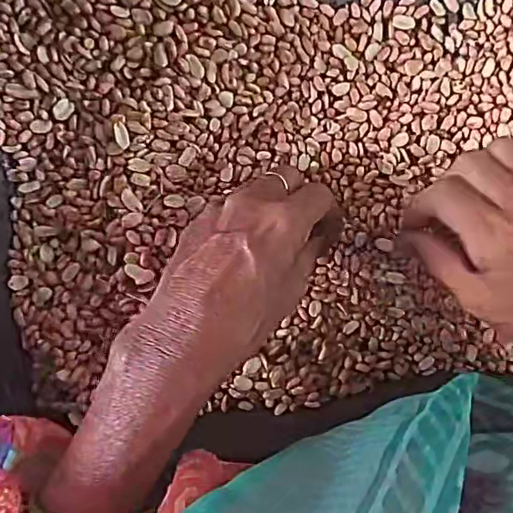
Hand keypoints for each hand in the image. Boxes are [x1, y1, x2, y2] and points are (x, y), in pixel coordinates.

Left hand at [117, 166, 341, 399]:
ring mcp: (220, 210)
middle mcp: (250, 205)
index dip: (328, 211)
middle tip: (304, 223)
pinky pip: (227, 209)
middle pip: (286, 176)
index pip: (318, 194)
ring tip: (271, 239)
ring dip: (268, 206)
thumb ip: (306, 255)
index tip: (327, 225)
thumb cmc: (236, 322)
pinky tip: (240, 249)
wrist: (185, 335)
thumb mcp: (290, 292)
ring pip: (254, 190)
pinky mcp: (197, 221)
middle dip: (299, 196)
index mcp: (283, 220)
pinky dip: (240, 220)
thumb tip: (312, 242)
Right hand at [399, 139, 512, 352]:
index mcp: (493, 235)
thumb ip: (437, 261)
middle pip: (466, 163)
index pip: (442, 194)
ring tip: (470, 192)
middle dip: (442, 185)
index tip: (414, 224)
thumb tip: (409, 237)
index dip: (418, 206)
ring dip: (476, 165)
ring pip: (498, 147)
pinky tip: (504, 178)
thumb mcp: (471, 297)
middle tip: (439, 213)